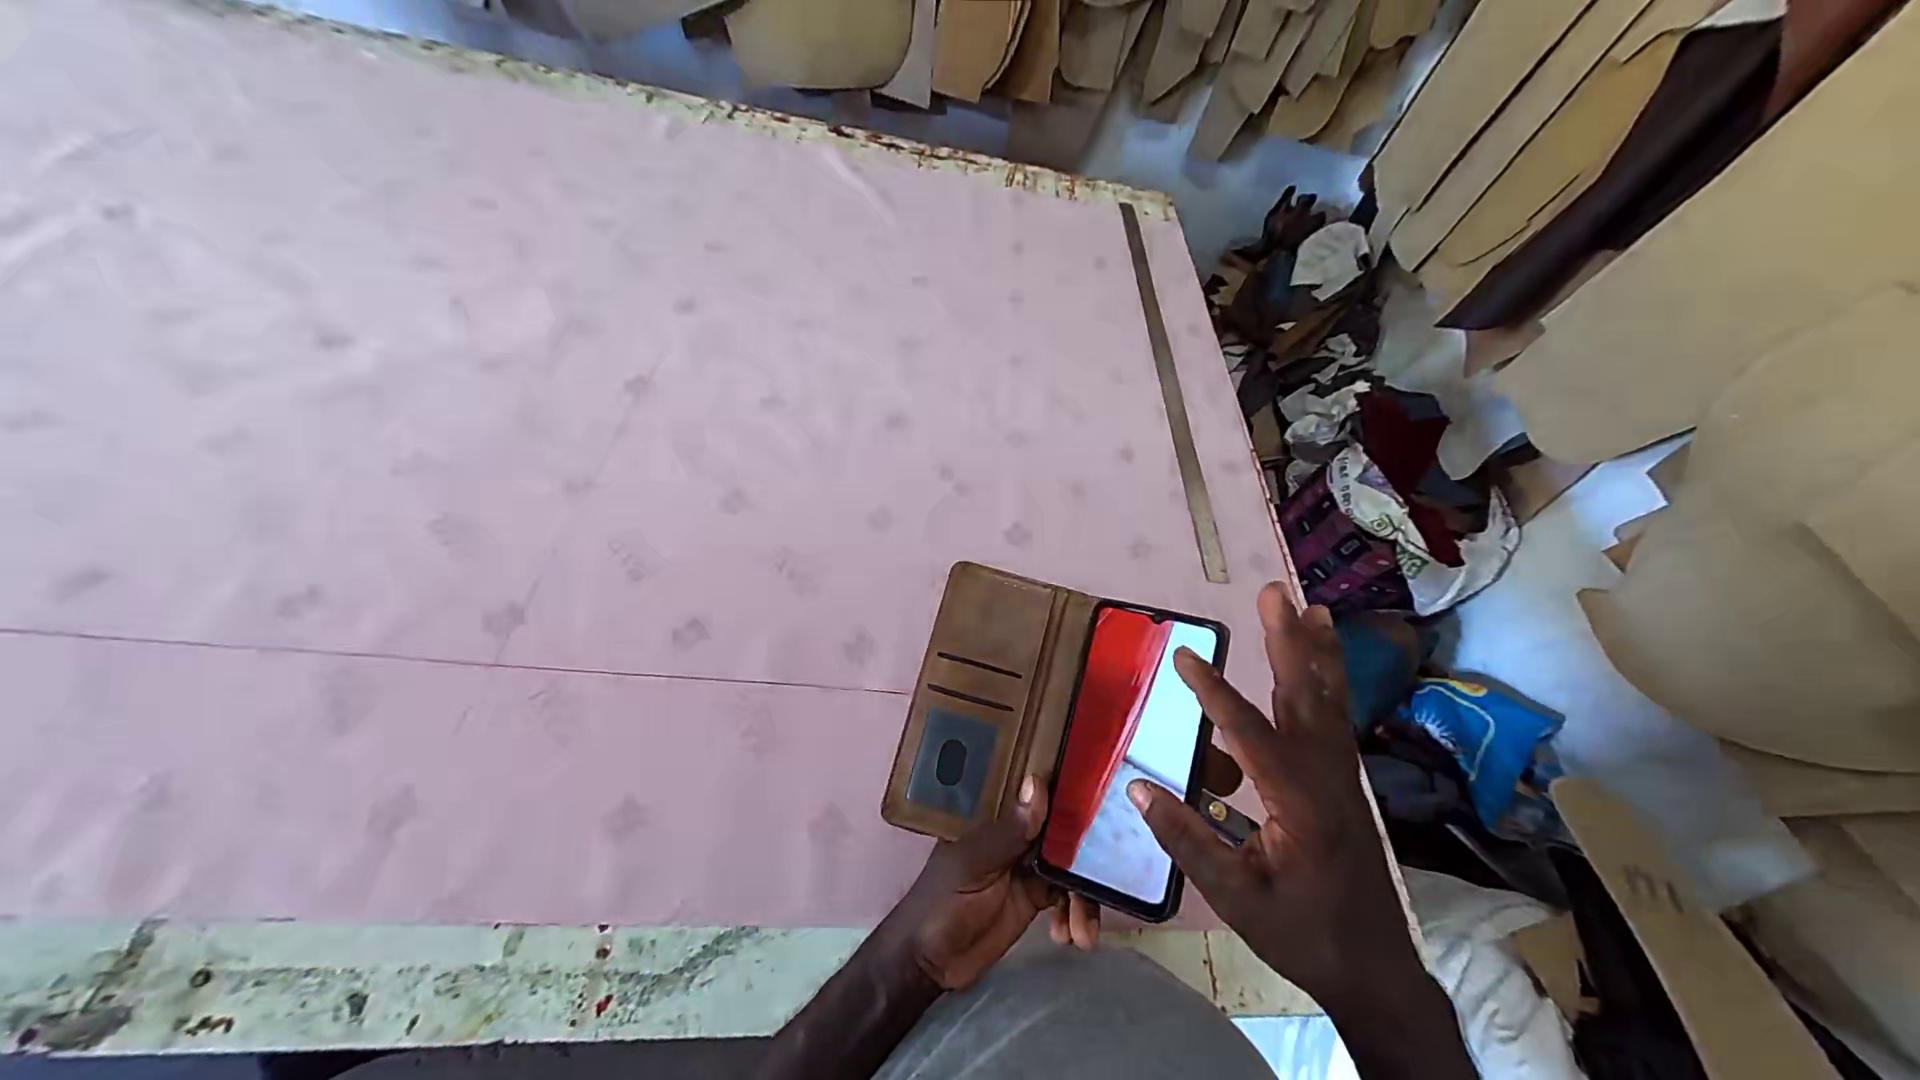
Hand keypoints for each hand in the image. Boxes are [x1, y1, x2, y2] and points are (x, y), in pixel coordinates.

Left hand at [882, 775, 1091, 990]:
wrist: (931, 962)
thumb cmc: (943, 901)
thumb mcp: (973, 864)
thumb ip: (1007, 831)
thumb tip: (1038, 784)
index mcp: (994, 815)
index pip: (1033, 792)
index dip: (1064, 791)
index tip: (1100, 794)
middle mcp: (1015, 834)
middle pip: (1061, 830)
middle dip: (1086, 852)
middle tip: (1108, 876)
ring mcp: (1027, 865)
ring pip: (1070, 867)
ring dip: (1083, 897)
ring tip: (1082, 931)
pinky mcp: (1036, 896)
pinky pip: (1068, 896)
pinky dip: (1077, 914)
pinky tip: (1071, 936)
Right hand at [1126, 584, 1425, 1008]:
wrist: (1375, 968)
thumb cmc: (1300, 932)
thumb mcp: (1234, 896)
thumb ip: (1185, 840)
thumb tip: (1137, 787)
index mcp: (1297, 801)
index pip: (1248, 731)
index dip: (1212, 691)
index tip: (1182, 656)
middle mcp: (1326, 776)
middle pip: (1305, 696)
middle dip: (1287, 641)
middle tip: (1274, 593)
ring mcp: (1342, 776)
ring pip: (1329, 701)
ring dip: (1316, 651)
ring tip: (1310, 608)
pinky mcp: (1345, 782)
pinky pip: (1336, 718)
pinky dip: (1328, 681)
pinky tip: (1320, 664)